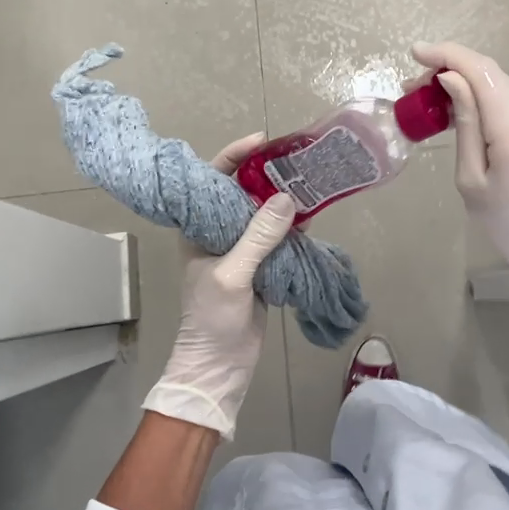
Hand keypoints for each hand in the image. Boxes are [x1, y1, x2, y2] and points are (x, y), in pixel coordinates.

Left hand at [143, 133, 294, 438]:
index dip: (234, 156)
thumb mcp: (232, 275)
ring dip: (281, 198)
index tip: (262, 141)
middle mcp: (217, 231)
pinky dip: (291, 224)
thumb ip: (257, 237)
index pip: (213, 179)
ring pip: (261, 212)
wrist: (219, 367)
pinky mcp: (259, 264)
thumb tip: (287, 199)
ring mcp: (239, 248)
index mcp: (198, 228)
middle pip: (241, 191)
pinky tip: (310, 213)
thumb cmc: (212, 319)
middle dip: (265, 172)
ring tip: (307, 179)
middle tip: (294, 157)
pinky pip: (275, 235)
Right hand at [411, 43, 508, 328]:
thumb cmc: (507, 224)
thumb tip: (450, 77)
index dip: (447, 55)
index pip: (482, 74)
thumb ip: (464, 122)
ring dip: (469, 85)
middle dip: (452, 70)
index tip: (415, 53)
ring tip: (436, 102)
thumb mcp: (471, 179)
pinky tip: (468, 112)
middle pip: (492, 76)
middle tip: (415, 87)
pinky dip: (489, 99)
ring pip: (503, 86)